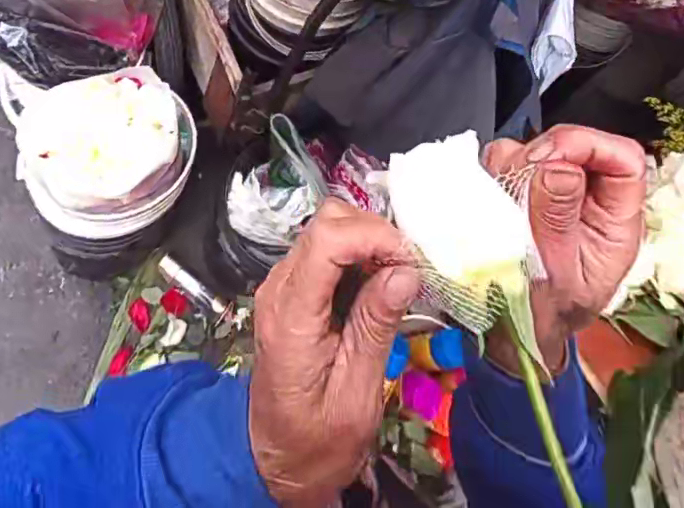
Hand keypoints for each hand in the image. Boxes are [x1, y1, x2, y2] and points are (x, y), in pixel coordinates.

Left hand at [249, 198, 420, 506]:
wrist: (274, 461)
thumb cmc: (315, 440)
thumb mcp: (356, 397)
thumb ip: (376, 329)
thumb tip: (406, 272)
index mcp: (291, 317)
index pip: (327, 240)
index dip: (374, 236)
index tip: (409, 262)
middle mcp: (280, 287)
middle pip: (329, 221)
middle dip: (376, 234)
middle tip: (407, 270)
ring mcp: (284, 282)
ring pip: (331, 225)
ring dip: (371, 240)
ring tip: (396, 276)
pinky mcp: (294, 283)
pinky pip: (330, 244)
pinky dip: (361, 250)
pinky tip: (378, 281)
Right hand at [483, 125, 646, 372]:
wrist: (511, 331)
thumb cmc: (544, 315)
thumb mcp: (558, 277)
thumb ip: (559, 222)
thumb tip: (559, 167)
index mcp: (616, 219)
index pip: (624, 159)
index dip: (592, 147)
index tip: (552, 160)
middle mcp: (591, 196)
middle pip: (579, 144)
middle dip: (545, 153)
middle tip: (517, 183)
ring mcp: (556, 186)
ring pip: (542, 145)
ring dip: (516, 164)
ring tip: (504, 203)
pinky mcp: (525, 184)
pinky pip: (510, 157)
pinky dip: (496, 170)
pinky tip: (492, 200)